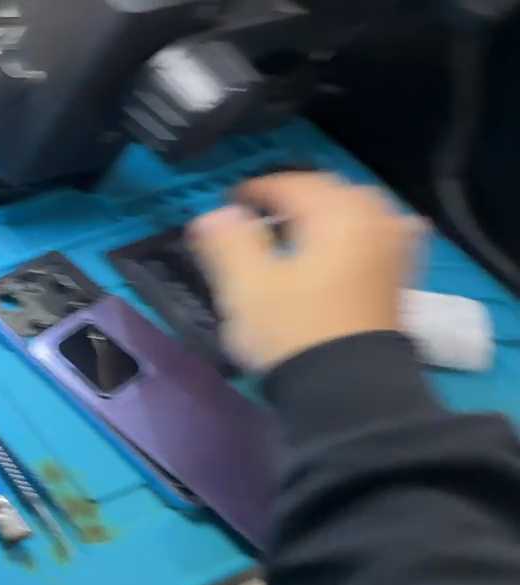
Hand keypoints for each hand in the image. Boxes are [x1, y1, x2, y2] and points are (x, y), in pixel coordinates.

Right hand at [186, 172, 422, 372]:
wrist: (341, 377)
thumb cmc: (288, 328)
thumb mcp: (245, 287)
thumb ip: (228, 245)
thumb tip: (211, 215)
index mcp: (336, 218)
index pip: (295, 186)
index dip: (258, 189)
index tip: (227, 200)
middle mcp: (374, 222)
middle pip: (334, 193)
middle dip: (295, 196)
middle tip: (259, 211)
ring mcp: (392, 248)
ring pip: (358, 212)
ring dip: (324, 212)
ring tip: (295, 227)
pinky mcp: (394, 274)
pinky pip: (374, 234)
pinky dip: (348, 231)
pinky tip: (335, 246)